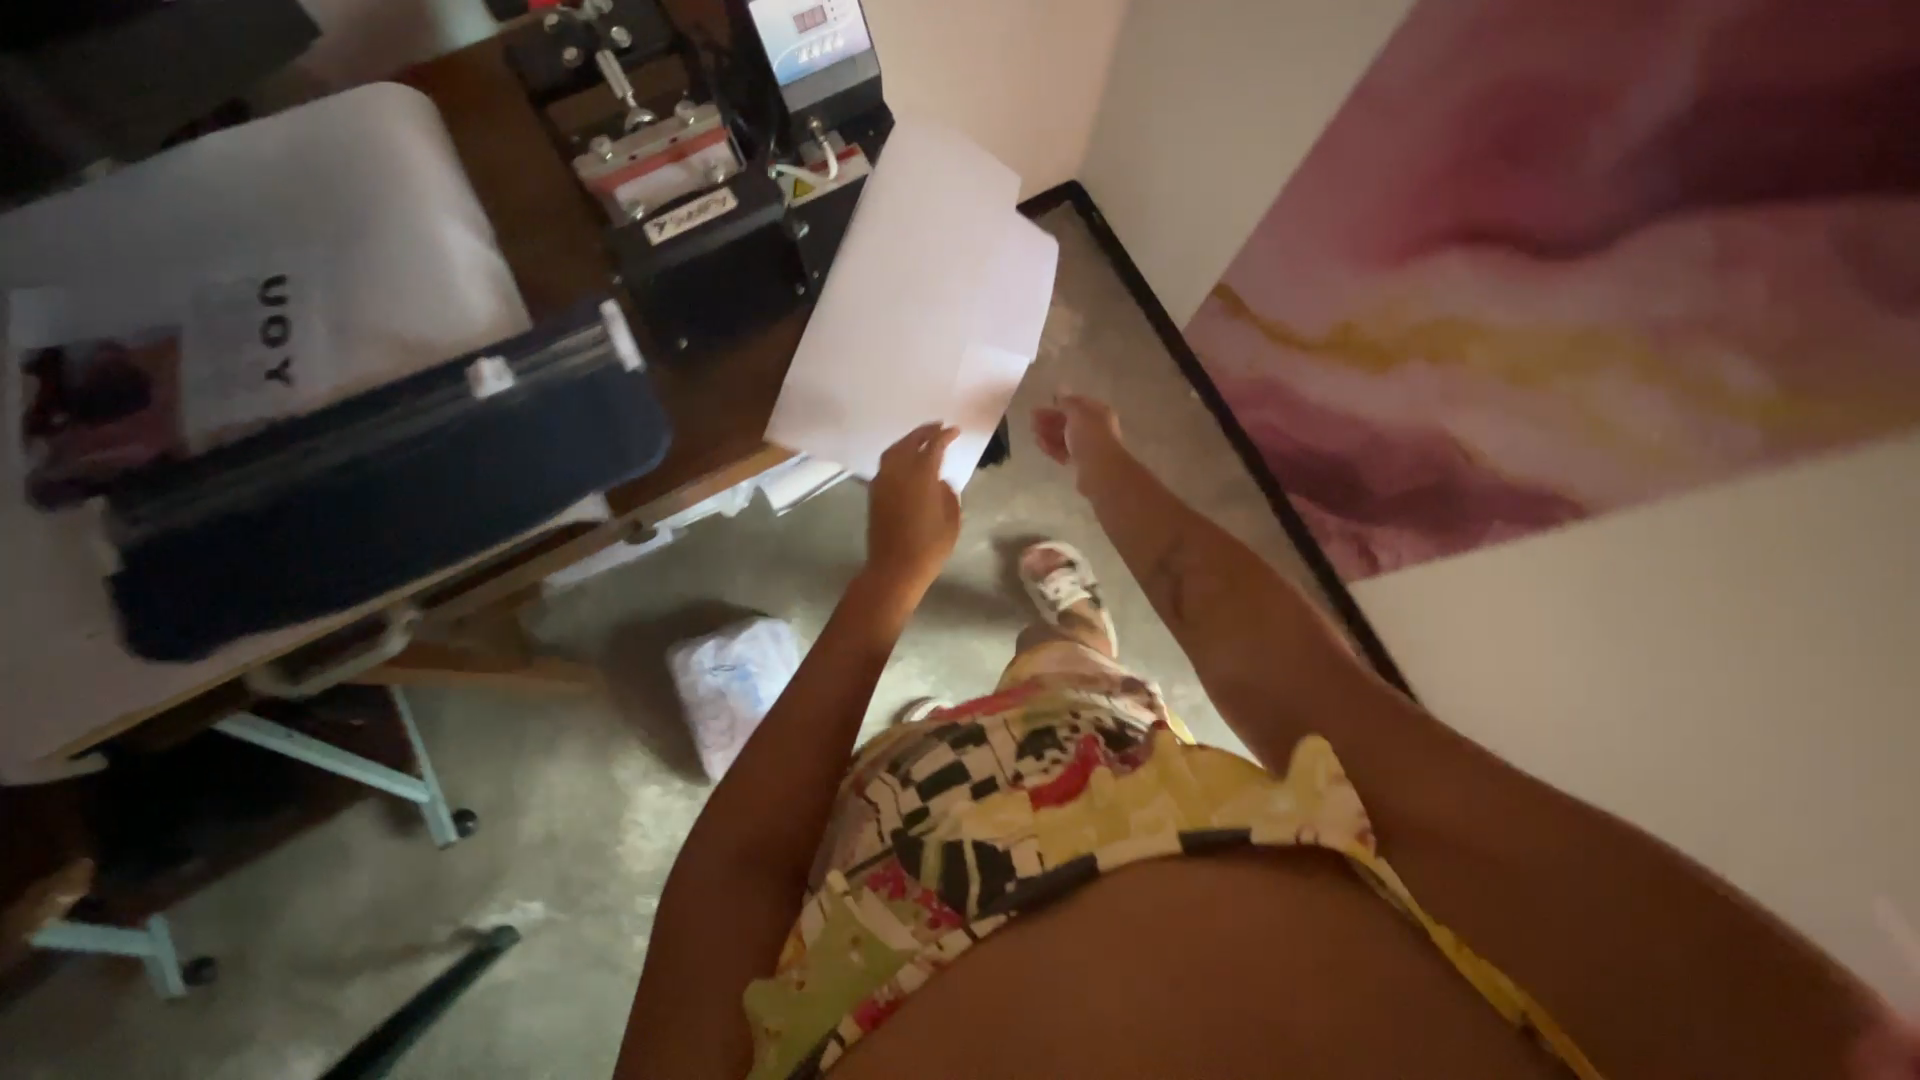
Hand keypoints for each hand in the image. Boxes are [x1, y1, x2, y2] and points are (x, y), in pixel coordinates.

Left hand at [866, 423, 961, 594]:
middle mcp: (898, 473)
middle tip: (938, 427)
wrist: (894, 569)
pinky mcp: (874, 494)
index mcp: (921, 476)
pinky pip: (885, 466)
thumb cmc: (929, 548)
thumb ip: (948, 495)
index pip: (933, 446)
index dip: (945, 436)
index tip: (955, 431)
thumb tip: (941, 483)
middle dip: (924, 432)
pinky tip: (905, 462)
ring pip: (893, 451)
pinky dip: (896, 456)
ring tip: (920, 440)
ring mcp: (882, 483)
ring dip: (907, 441)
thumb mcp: (951, 521)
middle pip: (909, 442)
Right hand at [1033, 393, 1123, 489]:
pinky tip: (1041, 445)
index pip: (1077, 403)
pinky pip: (1065, 451)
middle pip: (1069, 421)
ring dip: (1049, 433)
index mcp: (1098, 412)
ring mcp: (1088, 445)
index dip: (1060, 403)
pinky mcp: (1081, 462)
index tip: (1043, 405)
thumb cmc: (1089, 435)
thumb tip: (1060, 389)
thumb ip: (1066, 402)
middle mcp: (1095, 427)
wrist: (1100, 469)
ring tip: (1034, 433)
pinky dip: (1053, 447)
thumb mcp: (1077, 413)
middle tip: (1032, 420)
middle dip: (1050, 419)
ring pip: (1065, 437)